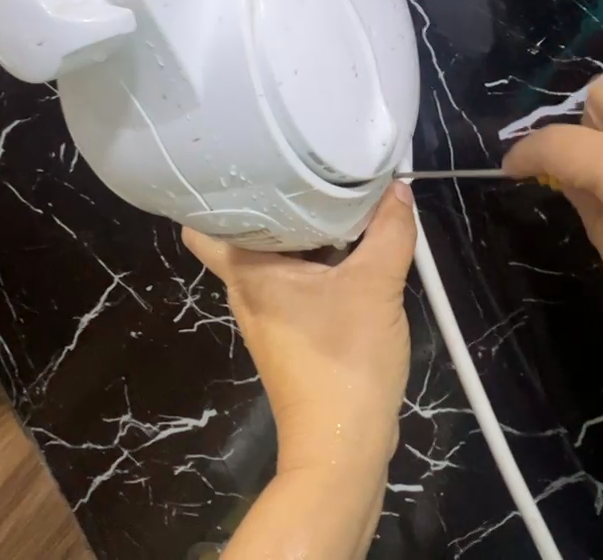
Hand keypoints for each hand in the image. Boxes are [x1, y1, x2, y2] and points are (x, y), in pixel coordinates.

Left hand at [182, 184, 415, 474]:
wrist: (344, 445)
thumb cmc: (344, 360)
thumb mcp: (376, 285)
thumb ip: (390, 230)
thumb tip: (398, 189)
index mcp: (248, 271)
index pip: (204, 222)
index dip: (217, 188)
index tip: (249, 156)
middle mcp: (248, 288)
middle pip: (247, 231)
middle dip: (275, 198)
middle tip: (305, 162)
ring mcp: (270, 312)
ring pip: (277, 255)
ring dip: (303, 228)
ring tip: (334, 193)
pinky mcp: (294, 329)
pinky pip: (298, 278)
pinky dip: (319, 258)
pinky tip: (352, 244)